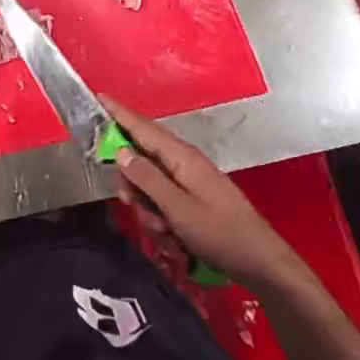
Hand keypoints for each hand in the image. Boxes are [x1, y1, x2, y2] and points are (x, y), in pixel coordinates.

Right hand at [102, 95, 303, 289]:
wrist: (260, 262)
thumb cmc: (221, 234)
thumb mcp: (178, 209)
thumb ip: (147, 179)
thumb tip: (120, 151)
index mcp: (182, 157)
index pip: (143, 127)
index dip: (119, 113)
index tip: (99, 97)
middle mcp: (183, 163)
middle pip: (139, 158)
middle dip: (130, 183)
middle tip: (130, 202)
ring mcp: (187, 181)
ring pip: (147, 185)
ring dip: (148, 209)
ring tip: (165, 231)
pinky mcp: (190, 198)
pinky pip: (161, 201)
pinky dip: (160, 219)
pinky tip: (173, 237)